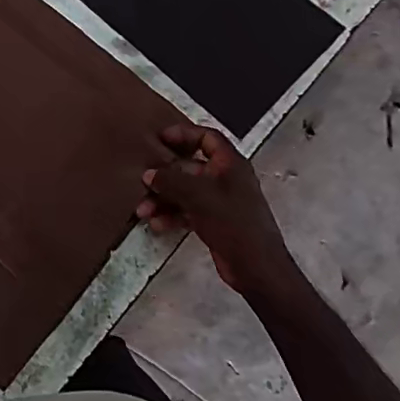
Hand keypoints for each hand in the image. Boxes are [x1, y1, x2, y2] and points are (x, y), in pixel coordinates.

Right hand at [137, 123, 296, 294]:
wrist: (256, 267)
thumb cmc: (233, 222)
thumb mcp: (199, 196)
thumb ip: (171, 181)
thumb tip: (149, 175)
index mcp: (230, 164)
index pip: (207, 138)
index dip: (184, 133)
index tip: (161, 137)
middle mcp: (225, 179)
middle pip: (190, 167)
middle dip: (165, 176)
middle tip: (143, 179)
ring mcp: (220, 201)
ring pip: (185, 192)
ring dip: (163, 199)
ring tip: (142, 210)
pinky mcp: (214, 221)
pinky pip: (187, 211)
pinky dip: (172, 215)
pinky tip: (156, 224)